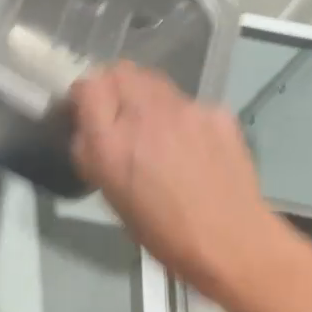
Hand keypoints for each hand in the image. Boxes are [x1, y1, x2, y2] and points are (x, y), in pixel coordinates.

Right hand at [70, 62, 283, 293]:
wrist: (227, 240)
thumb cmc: (158, 229)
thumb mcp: (108, 193)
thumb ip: (92, 152)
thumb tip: (88, 129)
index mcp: (110, 141)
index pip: (88, 85)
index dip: (84, 94)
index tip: (85, 109)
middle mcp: (145, 116)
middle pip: (121, 71)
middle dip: (113, 86)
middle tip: (115, 113)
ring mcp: (186, 110)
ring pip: (155, 82)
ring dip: (145, 97)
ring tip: (152, 129)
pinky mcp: (217, 113)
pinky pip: (187, 103)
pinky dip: (179, 116)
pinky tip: (188, 145)